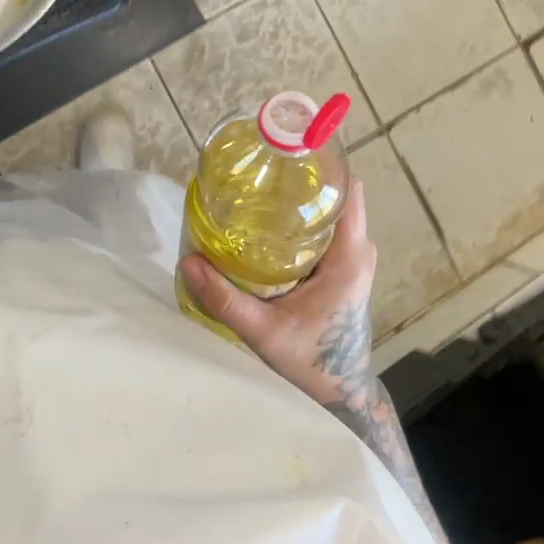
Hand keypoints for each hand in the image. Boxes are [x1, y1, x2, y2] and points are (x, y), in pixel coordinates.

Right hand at [177, 180, 376, 406]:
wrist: (339, 395)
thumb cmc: (311, 363)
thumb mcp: (264, 332)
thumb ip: (225, 299)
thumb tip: (187, 261)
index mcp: (349, 257)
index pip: (347, 190)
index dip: (320, 164)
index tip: (283, 148)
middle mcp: (357, 250)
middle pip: (333, 193)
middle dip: (298, 176)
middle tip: (255, 166)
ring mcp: (351, 258)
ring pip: (328, 209)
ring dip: (297, 196)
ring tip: (255, 185)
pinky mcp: (341, 267)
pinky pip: (324, 226)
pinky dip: (299, 216)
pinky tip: (265, 218)